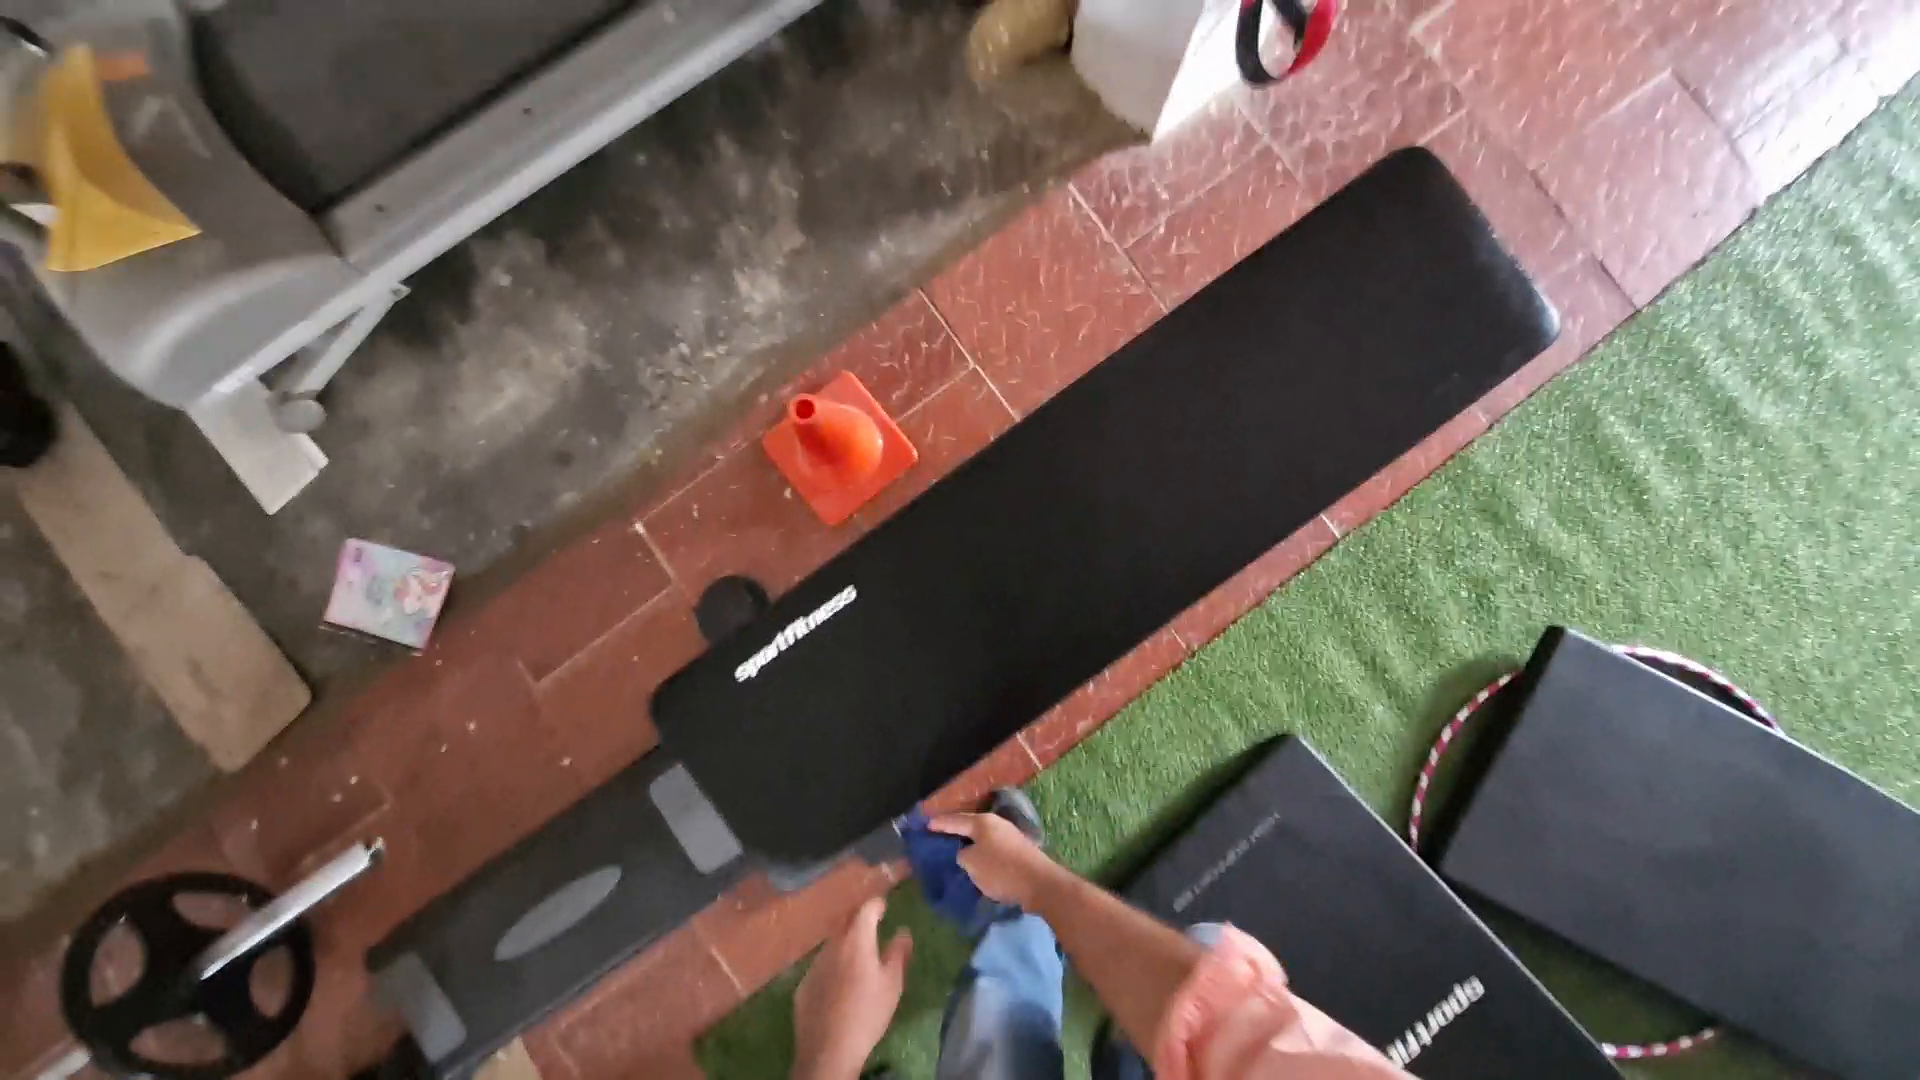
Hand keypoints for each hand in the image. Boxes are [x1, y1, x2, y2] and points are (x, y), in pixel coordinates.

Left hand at [792, 897, 912, 1079]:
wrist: (828, 1050)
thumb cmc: (867, 1013)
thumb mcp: (892, 983)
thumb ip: (899, 952)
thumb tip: (903, 931)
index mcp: (856, 939)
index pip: (867, 909)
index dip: (877, 904)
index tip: (885, 907)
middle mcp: (833, 945)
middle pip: (846, 923)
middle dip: (859, 921)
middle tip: (873, 928)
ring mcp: (814, 964)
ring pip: (833, 945)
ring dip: (845, 945)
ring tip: (858, 959)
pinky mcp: (803, 985)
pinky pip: (821, 967)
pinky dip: (832, 967)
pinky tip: (839, 985)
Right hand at [929, 812, 1062, 908]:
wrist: (1039, 883)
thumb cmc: (1002, 870)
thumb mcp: (972, 864)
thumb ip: (962, 855)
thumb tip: (965, 853)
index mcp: (983, 822)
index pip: (955, 820)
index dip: (940, 823)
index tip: (926, 824)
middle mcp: (996, 824)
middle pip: (969, 826)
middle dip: (955, 831)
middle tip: (938, 836)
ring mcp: (1009, 836)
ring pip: (982, 838)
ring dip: (969, 844)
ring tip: (955, 850)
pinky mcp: (1017, 851)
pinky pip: (992, 848)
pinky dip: (981, 853)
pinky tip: (976, 862)